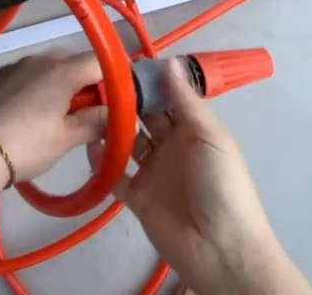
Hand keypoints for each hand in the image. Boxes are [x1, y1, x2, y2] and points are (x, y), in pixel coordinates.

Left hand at [0, 53, 107, 183]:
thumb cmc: (25, 146)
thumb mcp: (65, 140)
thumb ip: (95, 124)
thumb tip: (123, 118)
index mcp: (60, 72)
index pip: (98, 61)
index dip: (112, 79)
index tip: (114, 102)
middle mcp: (36, 60)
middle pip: (69, 63)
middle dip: (80, 84)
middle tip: (80, 116)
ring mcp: (9, 67)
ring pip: (41, 70)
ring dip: (51, 87)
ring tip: (46, 121)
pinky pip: (16, 78)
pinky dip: (24, 91)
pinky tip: (15, 119)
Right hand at [98, 59, 309, 294]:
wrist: (222, 251)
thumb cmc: (222, 186)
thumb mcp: (210, 138)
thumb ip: (186, 101)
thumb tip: (169, 61)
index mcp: (192, 130)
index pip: (167, 98)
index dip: (148, 81)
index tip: (123, 62)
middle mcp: (171, 146)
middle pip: (144, 117)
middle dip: (125, 100)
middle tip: (97, 81)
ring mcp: (152, 172)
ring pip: (127, 142)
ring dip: (111, 126)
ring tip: (88, 107)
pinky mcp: (136, 197)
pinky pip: (115, 175)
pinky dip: (101, 161)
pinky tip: (88, 145)